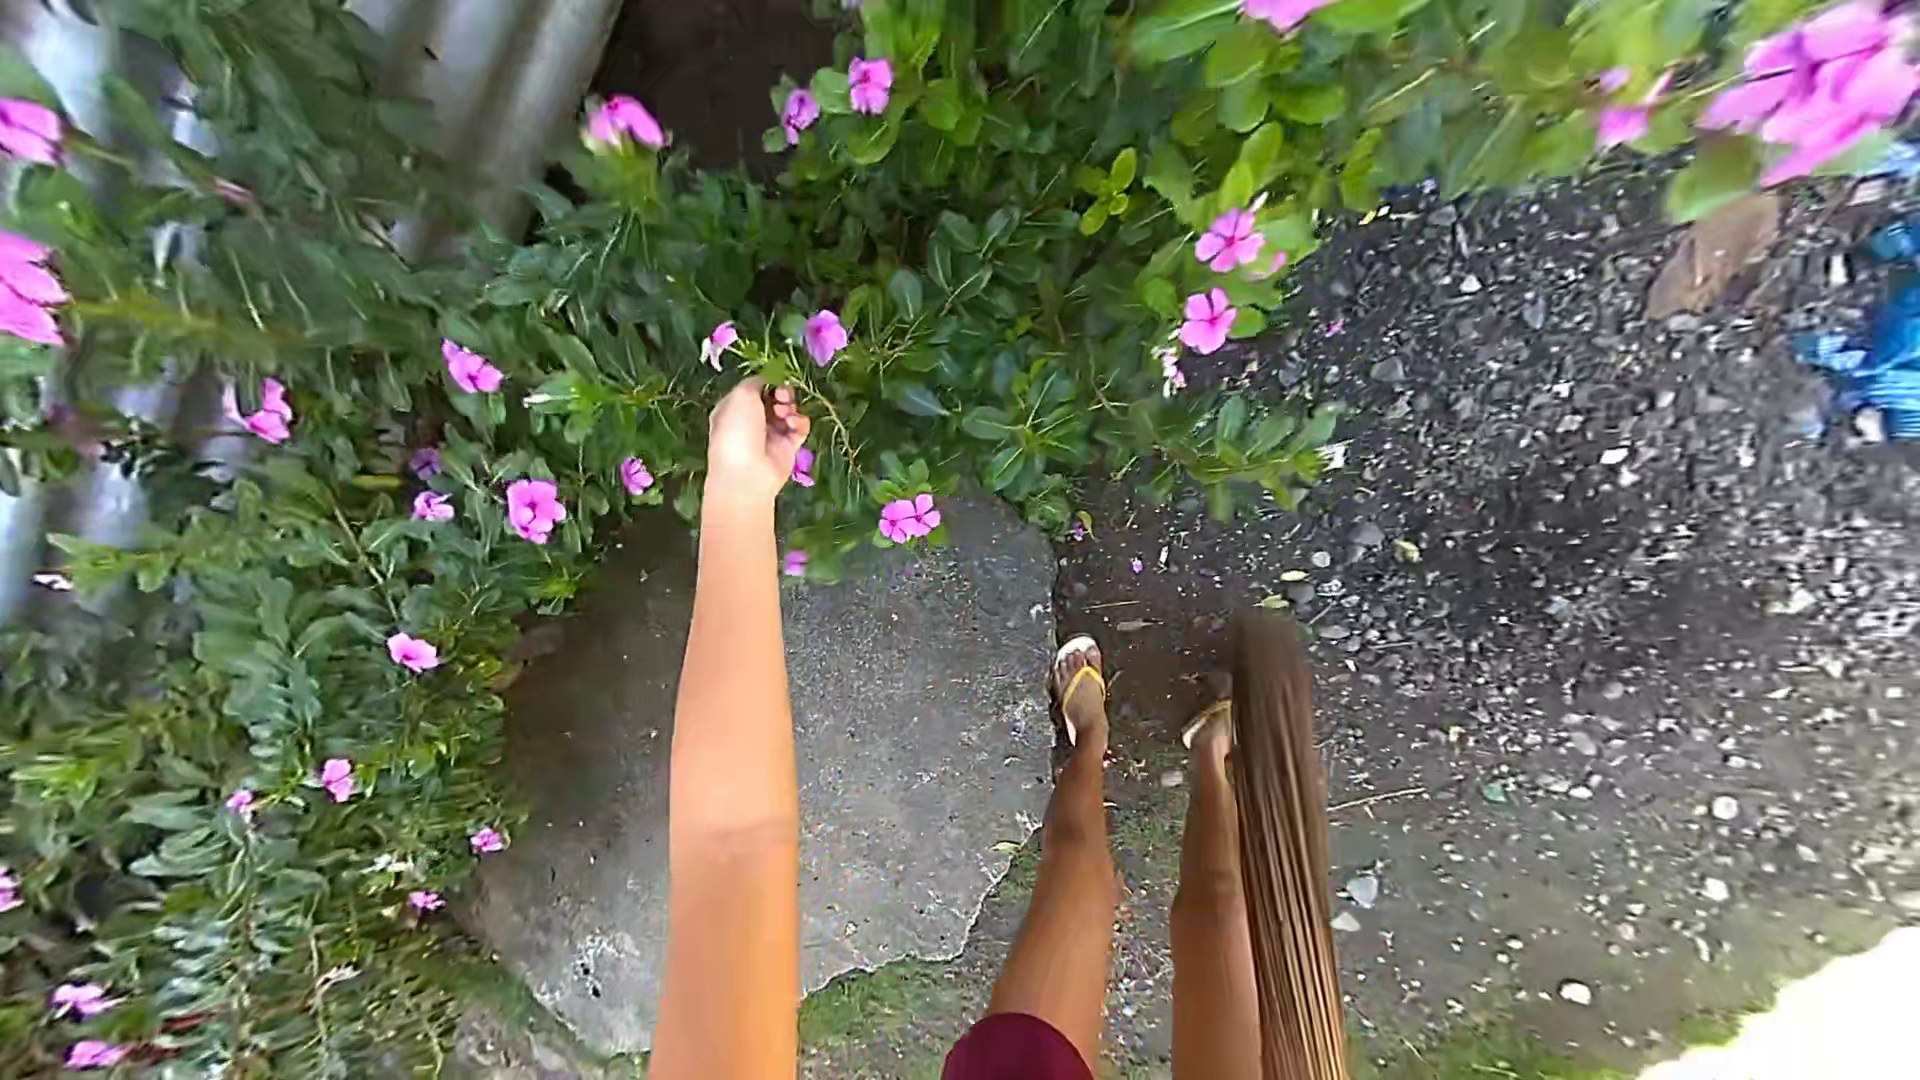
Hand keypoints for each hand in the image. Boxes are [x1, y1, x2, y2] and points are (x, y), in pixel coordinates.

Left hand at [705, 377, 809, 508]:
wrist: (748, 472)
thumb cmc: (737, 430)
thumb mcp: (741, 396)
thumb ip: (756, 381)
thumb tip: (768, 378)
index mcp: (735, 407)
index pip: (756, 388)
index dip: (768, 381)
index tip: (776, 378)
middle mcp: (753, 420)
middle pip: (775, 398)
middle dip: (782, 393)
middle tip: (782, 396)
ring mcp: (771, 434)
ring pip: (789, 412)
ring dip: (791, 407)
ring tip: (785, 413)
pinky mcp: (788, 447)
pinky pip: (799, 428)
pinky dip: (800, 423)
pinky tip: (793, 425)